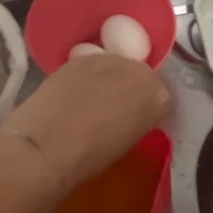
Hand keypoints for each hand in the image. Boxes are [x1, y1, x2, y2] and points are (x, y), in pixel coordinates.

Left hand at [0, 53, 169, 191]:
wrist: (50, 143)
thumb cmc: (93, 156)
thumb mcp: (129, 142)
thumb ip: (137, 121)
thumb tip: (128, 114)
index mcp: (160, 98)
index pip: (163, 98)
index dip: (149, 109)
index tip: (138, 120)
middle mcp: (141, 72)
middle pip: (142, 76)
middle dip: (132, 89)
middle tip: (116, 107)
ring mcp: (110, 59)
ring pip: (117, 66)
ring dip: (110, 79)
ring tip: (93, 98)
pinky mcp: (82, 57)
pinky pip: (93, 65)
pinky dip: (88, 76)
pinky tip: (75, 93)